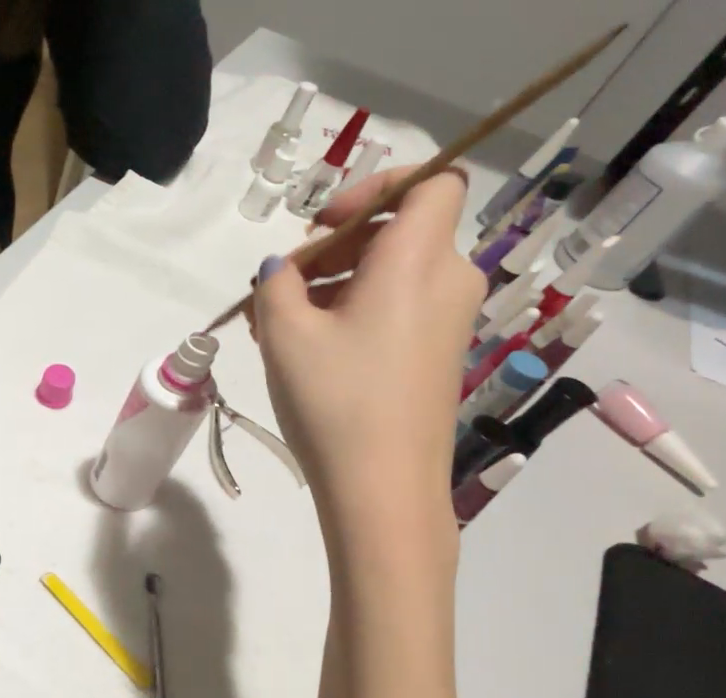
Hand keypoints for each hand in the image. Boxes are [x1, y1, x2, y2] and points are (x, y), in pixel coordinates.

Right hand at [251, 169, 484, 538]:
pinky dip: (356, 313)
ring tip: (279, 325)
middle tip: (283, 284)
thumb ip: (277, 285)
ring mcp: (448, 323)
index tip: (323, 225)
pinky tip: (308, 352)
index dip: (378, 186)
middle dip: (337, 245)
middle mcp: (447, 280)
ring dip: (337, 283)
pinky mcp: (436, 358)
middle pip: (401, 231)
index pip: (431, 182)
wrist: (384, 487)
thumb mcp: (286, 336)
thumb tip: (281, 269)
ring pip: (394, 275)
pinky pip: (398, 310)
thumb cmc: (336, 400)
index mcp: (418, 259)